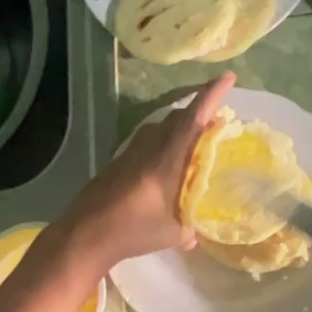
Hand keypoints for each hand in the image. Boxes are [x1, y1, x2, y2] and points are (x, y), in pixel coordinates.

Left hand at [58, 73, 235, 268]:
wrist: (84, 234)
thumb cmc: (131, 231)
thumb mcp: (171, 234)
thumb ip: (190, 229)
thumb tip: (197, 233)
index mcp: (165, 160)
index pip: (192, 120)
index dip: (211, 97)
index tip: (227, 77)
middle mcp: (147, 148)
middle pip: (177, 118)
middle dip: (198, 113)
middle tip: (217, 123)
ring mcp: (129, 153)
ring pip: (159, 128)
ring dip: (178, 128)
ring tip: (194, 143)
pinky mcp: (117, 163)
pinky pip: (146, 142)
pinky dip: (162, 143)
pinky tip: (165, 165)